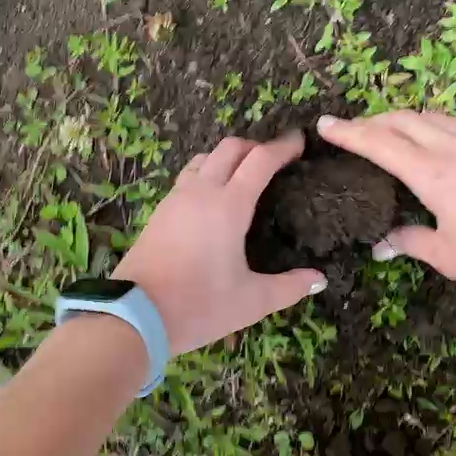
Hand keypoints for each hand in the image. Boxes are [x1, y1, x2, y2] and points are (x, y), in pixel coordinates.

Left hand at [112, 131, 325, 353]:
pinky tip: (212, 195)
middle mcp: (202, 191)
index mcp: (229, 205)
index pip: (260, 160)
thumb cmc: (199, 305)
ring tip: (243, 173)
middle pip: (230, 148)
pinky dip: (207, 172)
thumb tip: (320, 279)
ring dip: (227, 156)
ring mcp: (177, 198)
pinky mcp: (160, 210)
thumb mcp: (251, 301)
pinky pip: (188, 176)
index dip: (282, 147)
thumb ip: (289, 288)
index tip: (300, 140)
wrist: (135, 314)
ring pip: (205, 158)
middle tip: (274, 159)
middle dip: (255, 146)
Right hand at [317, 112, 455, 315]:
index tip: (324, 124)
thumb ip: (409, 241)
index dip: (348, 132)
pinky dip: (442, 123)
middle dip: (372, 122)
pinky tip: (443, 138)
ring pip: (434, 115)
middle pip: (403, 119)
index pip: (379, 142)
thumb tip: (381, 243)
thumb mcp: (449, 257)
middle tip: (353, 132)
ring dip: (407, 120)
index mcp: (435, 175)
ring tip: (393, 134)